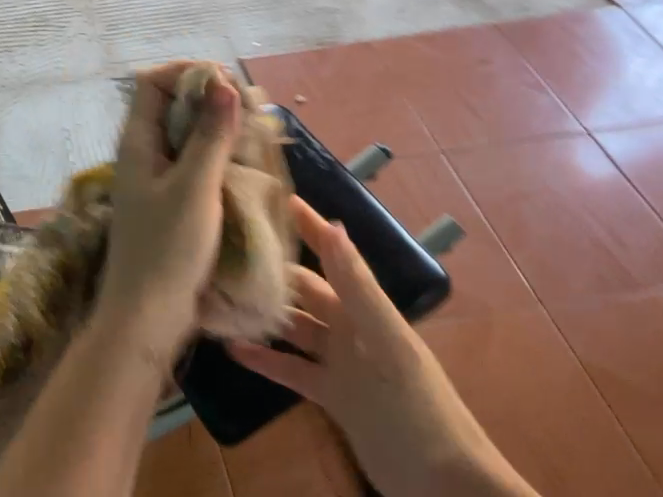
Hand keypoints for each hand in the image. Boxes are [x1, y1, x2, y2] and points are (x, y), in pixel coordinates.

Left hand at [92, 62, 241, 363]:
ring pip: (186, 133)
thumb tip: (222, 83)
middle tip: (251, 110)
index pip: (152, 82)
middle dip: (210, 98)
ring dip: (217, 127)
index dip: (187, 72)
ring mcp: (155, 176)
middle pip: (171, 104)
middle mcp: (142, 152)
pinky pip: (193, 161)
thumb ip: (209, 136)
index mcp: (137, 141)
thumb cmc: (168, 249)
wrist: (147, 316)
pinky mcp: (170, 199)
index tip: (228, 84)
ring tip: (255, 133)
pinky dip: (218, 154)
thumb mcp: (194, 188)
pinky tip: (246, 164)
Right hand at [226, 198, 535, 496]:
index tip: (274, 196)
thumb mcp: (388, 344)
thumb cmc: (419, 408)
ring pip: (293, 326)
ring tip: (219, 294)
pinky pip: (290, 370)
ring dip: (263, 312)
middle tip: (224, 249)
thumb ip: (358, 288)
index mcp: (366, 309)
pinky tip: (233, 348)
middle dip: (271, 268)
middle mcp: (350, 328)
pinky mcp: (331, 396)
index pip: (331, 255)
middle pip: (304, 288)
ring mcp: (340, 363)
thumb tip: (334, 226)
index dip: (308, 226)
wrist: (444, 484)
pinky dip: (264, 358)